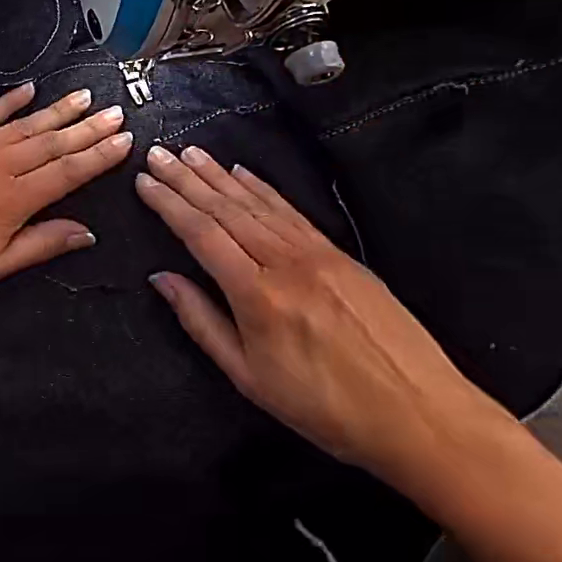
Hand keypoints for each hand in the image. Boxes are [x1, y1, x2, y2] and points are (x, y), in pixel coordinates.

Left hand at [0, 83, 130, 294]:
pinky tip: (29, 90)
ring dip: (61, 110)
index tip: (124, 141)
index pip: (69, 172)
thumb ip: (41, 245)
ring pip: (29, 124)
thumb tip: (84, 234)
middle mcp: (1, 166)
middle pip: (56, 142)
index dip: (100, 156)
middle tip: (116, 112)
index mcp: (14, 199)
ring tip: (86, 97)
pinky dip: (10, 101)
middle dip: (90, 127)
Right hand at [135, 145, 514, 484]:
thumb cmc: (326, 407)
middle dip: (186, 178)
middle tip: (159, 152)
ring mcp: (313, 250)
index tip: (145, 181)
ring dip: (218, 174)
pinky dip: (262, 187)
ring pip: (255, 202)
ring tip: (191, 153)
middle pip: (224, 208)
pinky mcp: (336, 250)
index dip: (169, 203)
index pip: (201, 233)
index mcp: (257, 294)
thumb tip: (163, 279)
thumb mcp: (250, 378)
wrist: (416, 408)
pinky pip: (288, 209)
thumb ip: (202, 322)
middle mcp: (283, 260)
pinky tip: (243, 173)